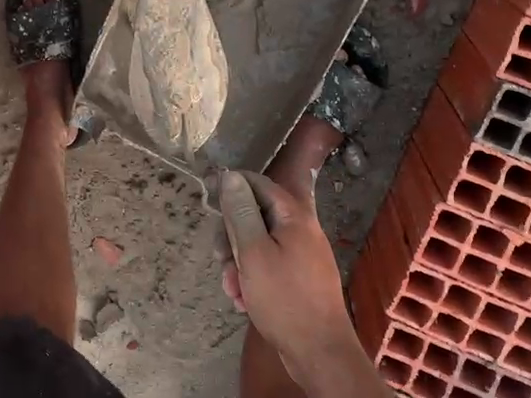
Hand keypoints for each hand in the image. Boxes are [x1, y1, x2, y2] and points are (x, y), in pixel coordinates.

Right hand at [216, 170, 370, 388]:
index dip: (231, 188)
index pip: (257, 183)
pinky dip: (253, 278)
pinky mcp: (300, 279)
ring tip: (232, 288)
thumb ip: (241, 212)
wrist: (320, 355)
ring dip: (240, 262)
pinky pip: (270, 265)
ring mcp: (303, 255)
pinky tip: (244, 300)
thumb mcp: (253, 252)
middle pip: (255, 215)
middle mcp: (301, 229)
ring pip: (259, 243)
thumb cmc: (284, 299)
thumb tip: (231, 176)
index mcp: (294, 215)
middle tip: (221, 259)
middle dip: (233, 236)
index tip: (209, 204)